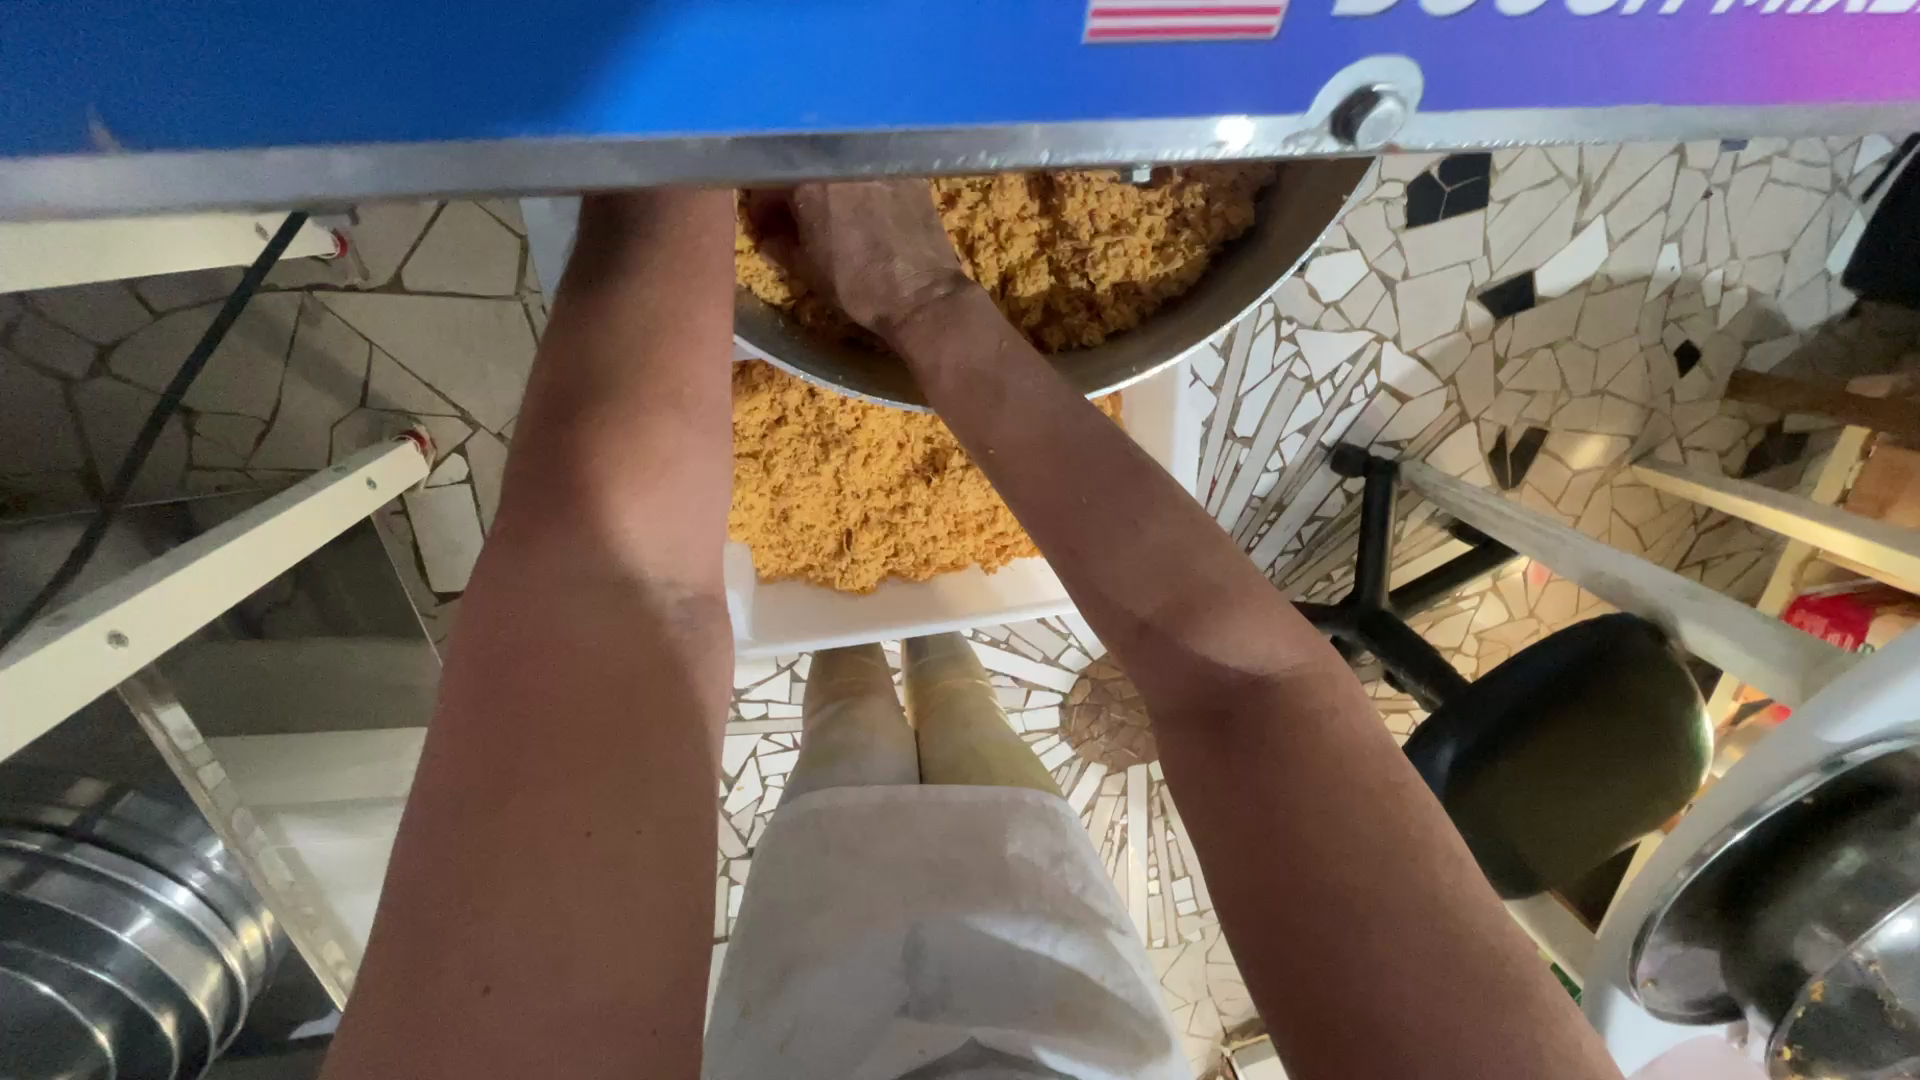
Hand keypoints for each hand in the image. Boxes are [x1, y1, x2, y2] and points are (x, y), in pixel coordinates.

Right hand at [745, 181, 972, 339]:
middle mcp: (840, 157)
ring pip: (840, 165)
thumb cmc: (858, 286)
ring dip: (829, 185)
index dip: (762, 206)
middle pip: (805, 165)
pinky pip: (873, 171)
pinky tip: (866, 209)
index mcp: (806, 179)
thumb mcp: (807, 270)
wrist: (921, 296)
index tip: (765, 226)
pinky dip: (862, 186)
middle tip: (796, 218)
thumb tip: (769, 236)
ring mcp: (878, 161)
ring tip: (833, 214)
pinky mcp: (908, 172)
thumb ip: (780, 246)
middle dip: (794, 190)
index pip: (768, 180)